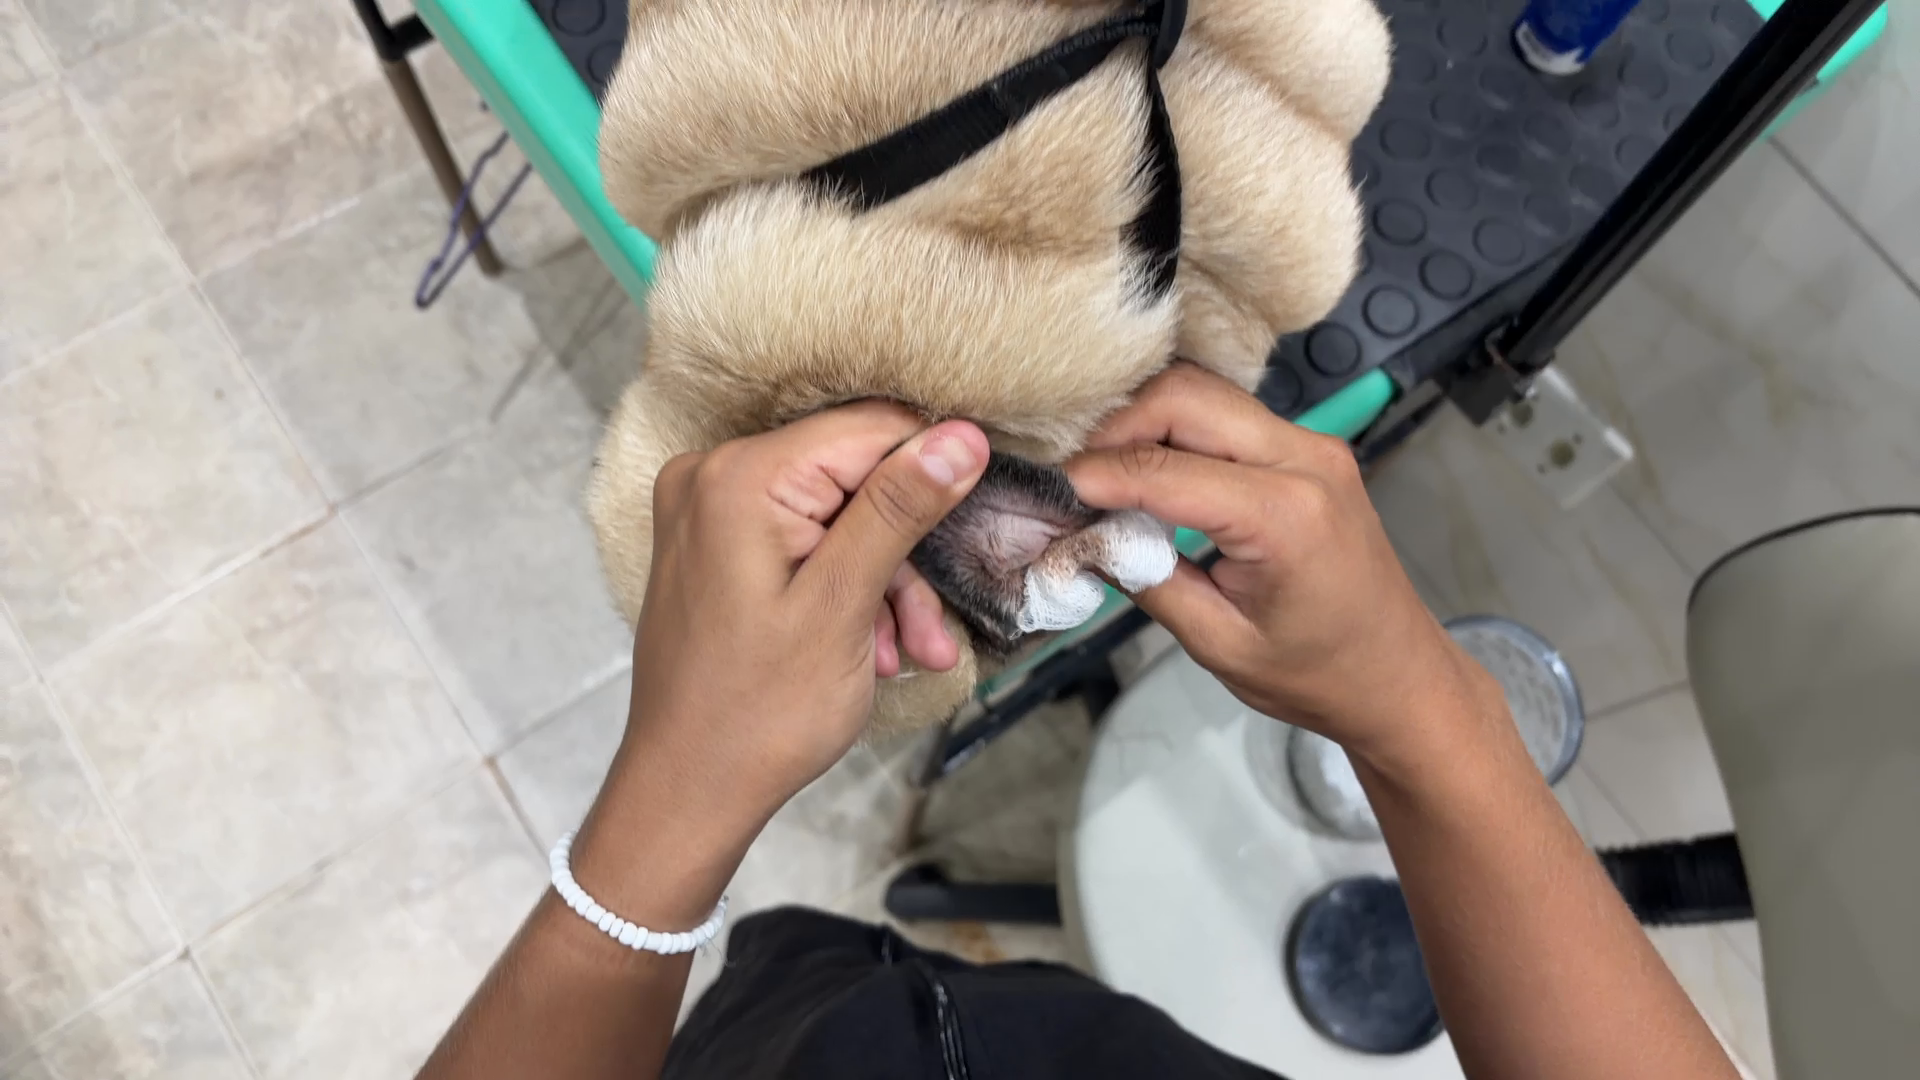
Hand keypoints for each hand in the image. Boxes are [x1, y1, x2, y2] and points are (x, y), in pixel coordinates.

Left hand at [620, 402, 988, 827]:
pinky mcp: (720, 545)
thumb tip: (961, 437)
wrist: (689, 791)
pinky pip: (806, 544)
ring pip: (836, 519)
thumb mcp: (843, 604)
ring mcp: (711, 512)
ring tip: (909, 652)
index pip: (866, 430)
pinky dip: (845, 589)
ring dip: (884, 584)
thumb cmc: (762, 712)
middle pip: (853, 481)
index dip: (931, 469)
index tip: (975, 518)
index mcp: (740, 477)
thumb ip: (900, 509)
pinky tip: (871, 647)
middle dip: (904, 553)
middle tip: (931, 628)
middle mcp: (714, 475)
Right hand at [1065, 365, 1501, 772]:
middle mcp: (1303, 457)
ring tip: (1101, 473)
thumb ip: (1144, 579)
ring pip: (1202, 393)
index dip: (1093, 475)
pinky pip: (1223, 414)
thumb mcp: (1217, 642)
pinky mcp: (1305, 448)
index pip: (1163, 468)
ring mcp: (1310, 444)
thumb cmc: (1313, 675)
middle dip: (1114, 428)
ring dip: (1141, 422)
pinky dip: (1171, 430)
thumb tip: (1077, 537)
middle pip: (1184, 397)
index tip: (1046, 491)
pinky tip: (1145, 468)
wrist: (1399, 676)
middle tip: (1073, 478)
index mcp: (1284, 515)